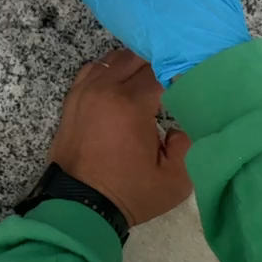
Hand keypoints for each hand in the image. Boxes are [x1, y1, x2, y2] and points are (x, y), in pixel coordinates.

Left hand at [49, 50, 193, 225]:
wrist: (80, 202)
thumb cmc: (129, 192)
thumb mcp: (174, 179)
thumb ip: (188, 145)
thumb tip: (182, 124)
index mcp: (130, 104)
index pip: (159, 71)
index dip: (177, 74)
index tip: (190, 82)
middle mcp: (104, 89)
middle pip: (136, 59)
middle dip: (156, 66)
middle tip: (173, 80)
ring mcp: (84, 90)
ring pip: (113, 60)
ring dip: (132, 65)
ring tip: (150, 81)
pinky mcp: (72, 98)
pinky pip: (92, 69)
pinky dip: (109, 70)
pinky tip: (122, 84)